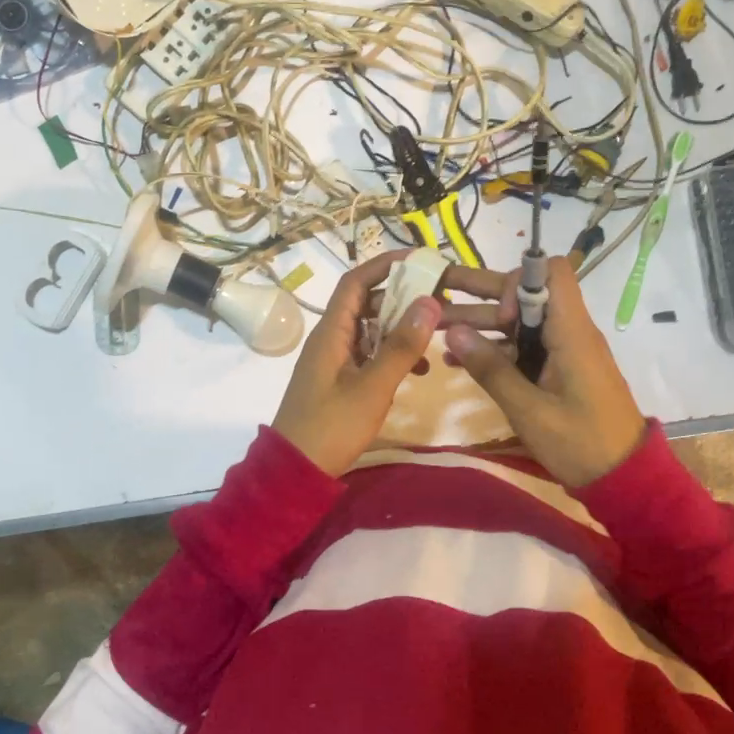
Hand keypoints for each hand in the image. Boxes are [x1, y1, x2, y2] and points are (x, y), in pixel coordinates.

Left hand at [271, 251, 442, 475]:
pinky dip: (392, 357)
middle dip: (401, 297)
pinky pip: (369, 356)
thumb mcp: (372, 388)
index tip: (420, 260)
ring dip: (400, 329)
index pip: (355, 282)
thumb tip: (429, 302)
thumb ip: (401, 347)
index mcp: (331, 333)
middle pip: (366, 303)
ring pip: (370, 331)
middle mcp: (330, 340)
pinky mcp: (339, 383)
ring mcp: (333, 362)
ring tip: (434, 335)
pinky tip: (418, 373)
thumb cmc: (331, 427)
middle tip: (438, 299)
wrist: (295, 472)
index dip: (385, 265)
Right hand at [442, 258, 646, 487]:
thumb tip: (453, 331)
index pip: (551, 271)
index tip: (499, 315)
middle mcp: (568, 331)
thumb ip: (492, 370)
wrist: (624, 478)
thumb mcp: (530, 411)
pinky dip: (494, 348)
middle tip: (437, 290)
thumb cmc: (581, 443)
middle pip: (524, 293)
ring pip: (518, 321)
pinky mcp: (559, 370)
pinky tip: (457, 360)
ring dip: (480, 322)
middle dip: (481, 291)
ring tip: (434, 327)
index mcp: (571, 332)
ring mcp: (563, 351)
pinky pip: (523, 347)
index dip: (517, 282)